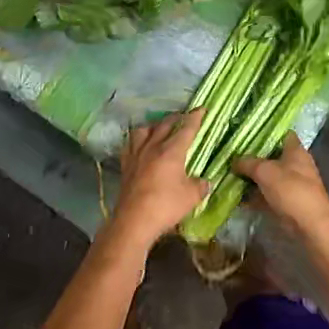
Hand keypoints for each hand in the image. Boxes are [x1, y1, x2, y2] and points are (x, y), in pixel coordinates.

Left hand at [110, 109, 207, 248]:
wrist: (134, 220)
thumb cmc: (166, 206)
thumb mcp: (191, 197)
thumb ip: (200, 185)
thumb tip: (204, 181)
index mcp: (171, 151)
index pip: (186, 129)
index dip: (195, 118)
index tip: (201, 109)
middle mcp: (152, 147)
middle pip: (164, 125)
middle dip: (176, 118)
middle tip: (183, 116)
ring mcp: (136, 154)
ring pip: (143, 130)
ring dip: (154, 125)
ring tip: (159, 127)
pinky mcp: (125, 165)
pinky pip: (131, 144)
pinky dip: (138, 140)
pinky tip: (140, 145)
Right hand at [232, 134, 328, 239]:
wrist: (310, 225)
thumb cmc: (291, 190)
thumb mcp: (264, 171)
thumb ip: (247, 163)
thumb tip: (234, 161)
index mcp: (296, 151)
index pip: (283, 134)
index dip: (267, 132)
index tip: (248, 132)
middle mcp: (296, 165)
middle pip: (273, 156)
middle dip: (254, 156)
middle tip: (232, 154)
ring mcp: (292, 185)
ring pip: (268, 176)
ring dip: (252, 177)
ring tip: (229, 173)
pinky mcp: (287, 202)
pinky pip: (267, 194)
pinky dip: (255, 195)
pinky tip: (237, 196)